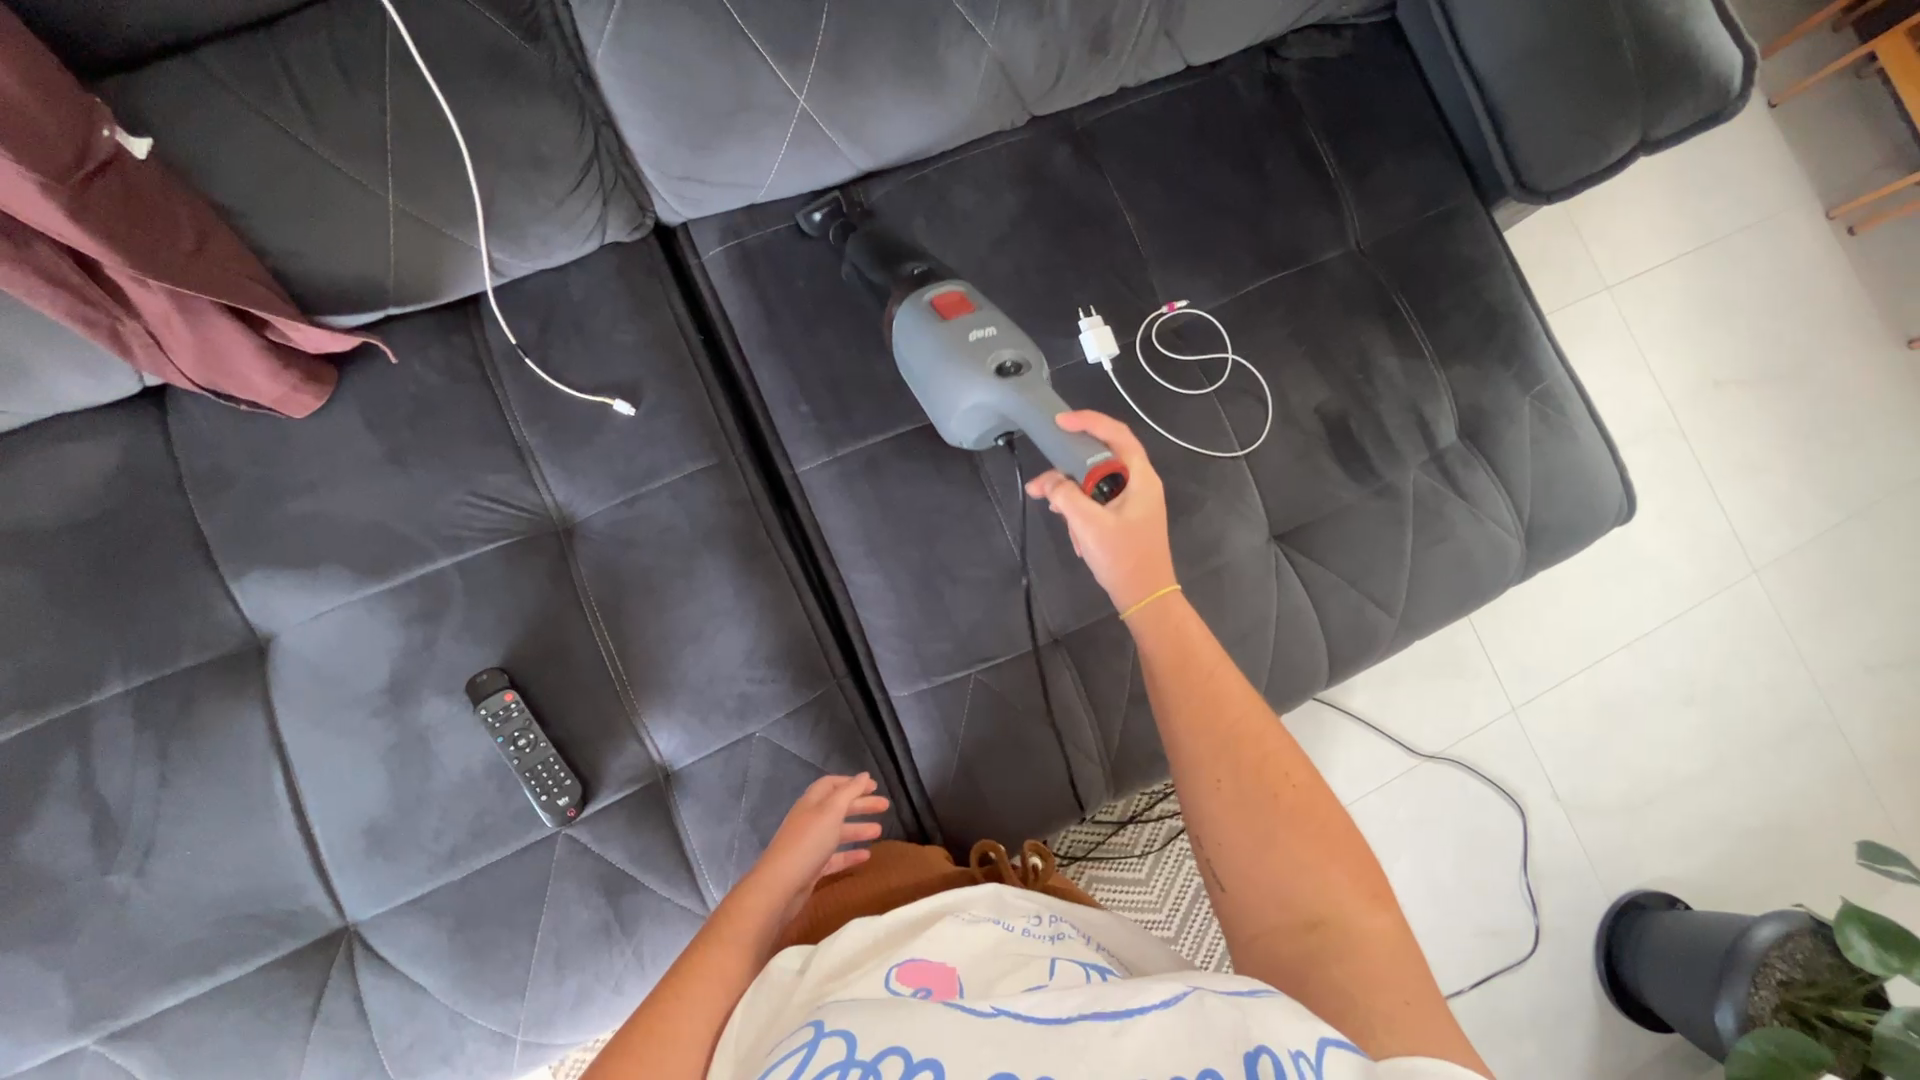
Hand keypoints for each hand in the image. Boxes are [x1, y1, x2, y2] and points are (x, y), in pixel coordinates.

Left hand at [742, 773, 888, 922]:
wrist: (780, 886)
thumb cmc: (808, 842)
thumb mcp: (831, 811)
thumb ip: (849, 792)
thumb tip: (864, 775)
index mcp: (812, 803)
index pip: (832, 785)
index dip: (852, 783)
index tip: (874, 786)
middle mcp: (810, 820)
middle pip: (838, 807)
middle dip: (861, 805)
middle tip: (885, 806)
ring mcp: (810, 845)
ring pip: (837, 832)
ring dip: (858, 829)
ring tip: (879, 831)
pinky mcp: (812, 867)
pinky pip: (834, 857)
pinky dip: (850, 854)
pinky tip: (866, 856)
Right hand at [1025, 410, 1176, 612]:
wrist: (1145, 597)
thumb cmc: (1123, 558)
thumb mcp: (1088, 524)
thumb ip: (1065, 495)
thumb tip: (1048, 482)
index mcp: (1141, 477)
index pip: (1116, 434)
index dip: (1088, 422)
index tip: (1060, 423)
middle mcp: (1140, 483)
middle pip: (1101, 459)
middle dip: (1069, 468)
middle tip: (1043, 481)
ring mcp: (1133, 502)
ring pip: (1096, 483)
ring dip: (1072, 494)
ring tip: (1051, 506)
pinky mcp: (1124, 518)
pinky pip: (1098, 502)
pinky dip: (1081, 510)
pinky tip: (1071, 530)